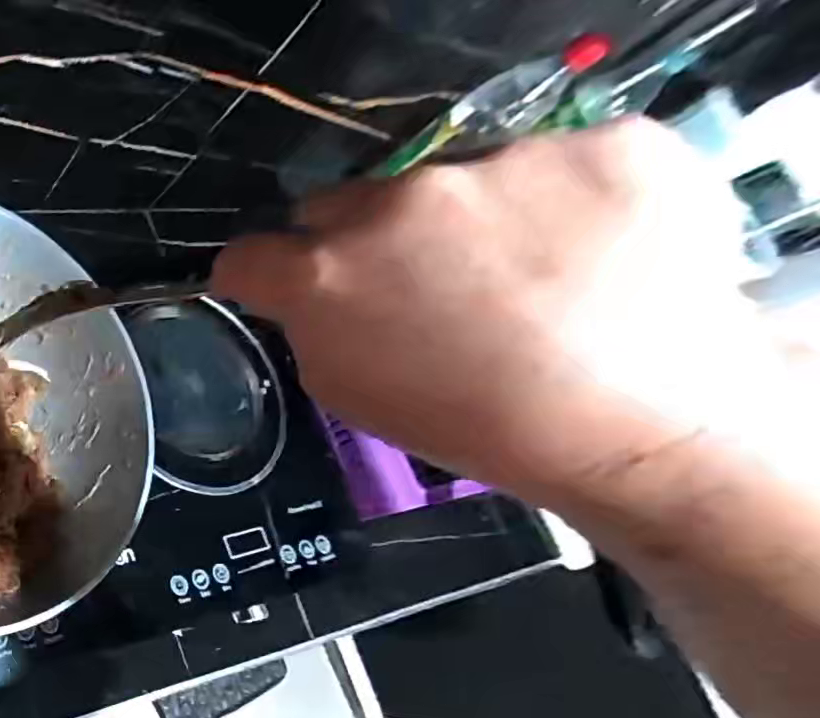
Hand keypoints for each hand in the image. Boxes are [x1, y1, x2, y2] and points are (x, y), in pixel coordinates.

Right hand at [213, 118, 801, 506]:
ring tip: (506, 274)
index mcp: (322, 273)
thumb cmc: (458, 419)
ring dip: (450, 220)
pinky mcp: (599, 142)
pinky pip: (544, 166)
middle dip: (349, 241)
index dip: (252, 273)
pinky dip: (545, 202)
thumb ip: (309, 324)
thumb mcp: (340, 386)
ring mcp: (499, 164)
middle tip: (398, 284)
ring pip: (441, 182)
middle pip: (338, 205)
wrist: (628, 414)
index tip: (268, 284)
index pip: (245, 255)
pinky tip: (574, 251)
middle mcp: (395, 203)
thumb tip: (311, 294)